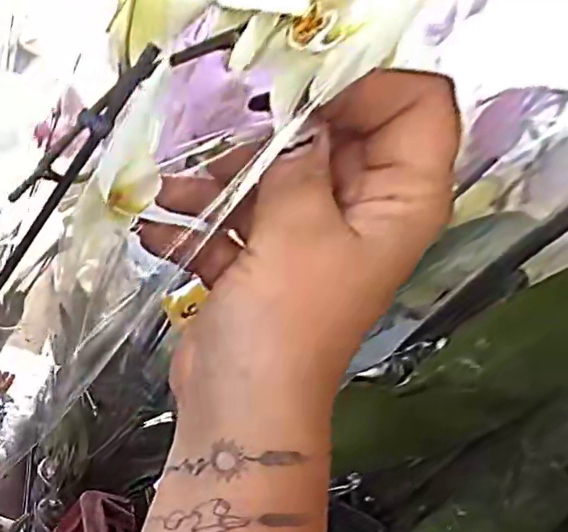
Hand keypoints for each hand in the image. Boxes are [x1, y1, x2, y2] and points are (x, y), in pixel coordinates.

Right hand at [142, 72, 459, 419]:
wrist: (236, 406)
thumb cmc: (282, 326)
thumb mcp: (297, 232)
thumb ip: (299, 165)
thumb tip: (296, 127)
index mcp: (397, 201)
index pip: (411, 108)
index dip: (361, 90)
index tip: (298, 99)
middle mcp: (354, 218)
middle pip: (326, 145)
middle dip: (271, 142)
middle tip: (226, 151)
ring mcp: (298, 246)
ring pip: (266, 188)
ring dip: (215, 187)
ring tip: (171, 193)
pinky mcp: (252, 272)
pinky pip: (227, 232)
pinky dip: (193, 229)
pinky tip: (156, 229)